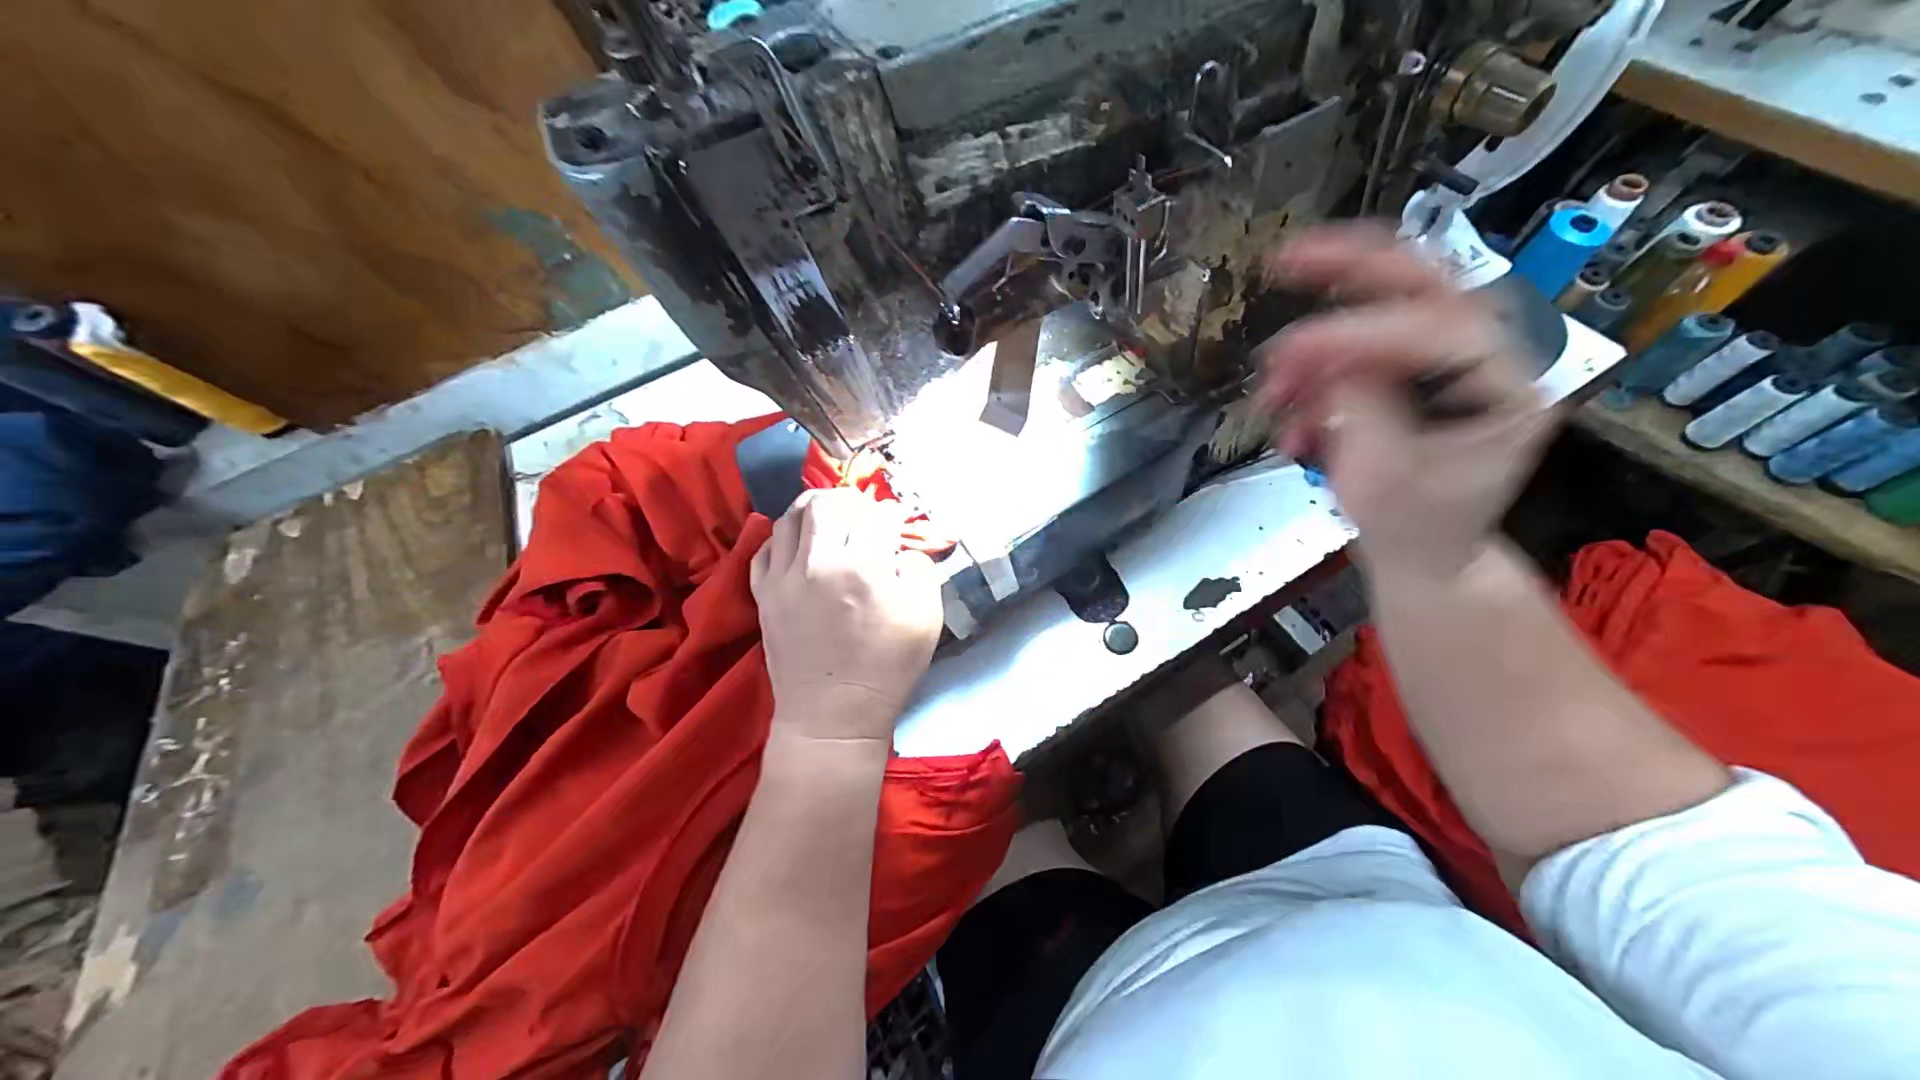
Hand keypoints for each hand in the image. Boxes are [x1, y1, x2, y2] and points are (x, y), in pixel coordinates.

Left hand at [751, 488, 943, 743]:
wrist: (832, 717)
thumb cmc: (886, 671)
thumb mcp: (927, 621)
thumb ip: (920, 571)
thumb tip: (899, 548)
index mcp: (862, 569)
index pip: (877, 516)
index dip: (893, 515)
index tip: (897, 524)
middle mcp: (816, 563)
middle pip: (828, 503)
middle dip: (852, 500)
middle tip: (864, 514)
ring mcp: (782, 578)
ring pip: (791, 516)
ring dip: (815, 508)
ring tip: (831, 518)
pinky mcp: (762, 594)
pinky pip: (765, 547)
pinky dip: (784, 536)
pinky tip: (800, 545)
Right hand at [1256, 225, 1557, 577]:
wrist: (1422, 556)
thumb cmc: (1415, 529)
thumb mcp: (1386, 479)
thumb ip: (1363, 408)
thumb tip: (1329, 356)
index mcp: (1508, 389)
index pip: (1441, 328)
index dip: (1362, 331)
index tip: (1295, 346)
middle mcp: (1482, 361)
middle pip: (1426, 285)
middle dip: (1354, 267)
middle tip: (1289, 257)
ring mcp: (1443, 367)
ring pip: (1378, 319)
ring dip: (1316, 349)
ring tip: (1273, 394)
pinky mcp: (1407, 378)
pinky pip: (1353, 356)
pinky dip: (1313, 379)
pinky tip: (1291, 416)